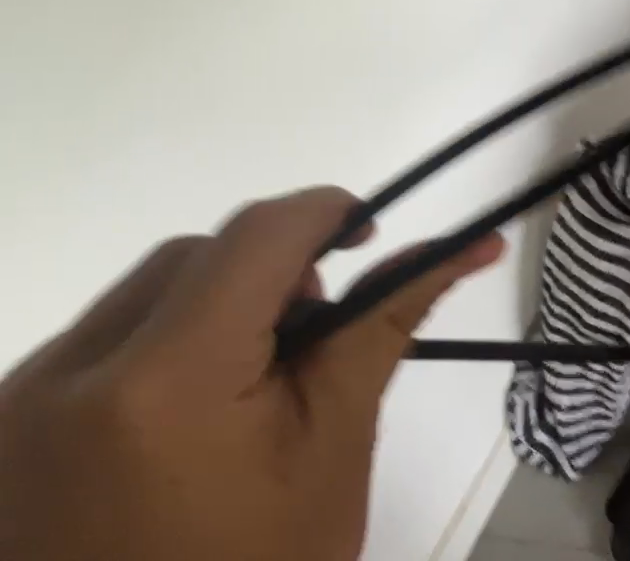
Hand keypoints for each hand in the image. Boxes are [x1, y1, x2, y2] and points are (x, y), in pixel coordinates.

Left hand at [0, 188, 503, 560]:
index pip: (258, 235)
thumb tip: (474, 243)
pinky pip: (96, 339)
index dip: (327, 212)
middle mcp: (60, 376)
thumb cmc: (265, 554)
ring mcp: (9, 407)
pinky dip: (163, 340)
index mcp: (161, 379)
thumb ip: (389, 318)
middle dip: (273, 265)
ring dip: (217, 300)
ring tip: (254, 378)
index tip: (372, 236)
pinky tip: (190, 411)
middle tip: (317, 331)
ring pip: (142, 290)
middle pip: (195, 254)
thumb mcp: (338, 432)